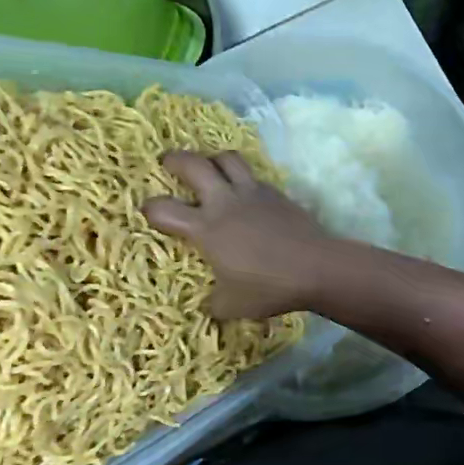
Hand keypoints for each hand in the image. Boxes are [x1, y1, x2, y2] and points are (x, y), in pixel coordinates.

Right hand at [143, 150, 333, 319]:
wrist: (316, 267)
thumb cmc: (268, 287)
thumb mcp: (232, 306)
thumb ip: (214, 303)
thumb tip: (207, 305)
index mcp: (206, 228)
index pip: (164, 210)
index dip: (150, 208)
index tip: (147, 210)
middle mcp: (224, 202)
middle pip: (193, 164)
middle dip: (174, 160)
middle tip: (167, 163)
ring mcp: (251, 193)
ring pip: (226, 158)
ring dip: (212, 158)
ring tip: (208, 166)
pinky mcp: (275, 192)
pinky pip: (252, 175)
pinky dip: (241, 177)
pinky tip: (243, 190)